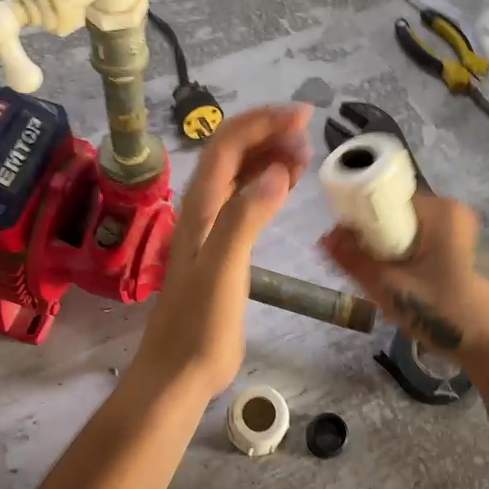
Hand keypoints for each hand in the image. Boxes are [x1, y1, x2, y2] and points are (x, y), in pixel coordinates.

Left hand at [134, 105, 312, 399]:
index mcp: (200, 207)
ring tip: (305, 155)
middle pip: (232, 154)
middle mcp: (202, 210)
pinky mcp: (222, 249)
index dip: (261, 123)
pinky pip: (245, 201)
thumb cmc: (200, 325)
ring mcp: (211, 229)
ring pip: (239, 175)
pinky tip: (286, 187)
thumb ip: (246, 218)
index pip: (227, 145)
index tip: (302, 117)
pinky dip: (267, 185)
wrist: (178, 372)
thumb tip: (277, 172)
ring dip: (269, 156)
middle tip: (309, 137)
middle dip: (268, 134)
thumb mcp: (224, 269)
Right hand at [321, 196, 488, 365]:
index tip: (346, 244)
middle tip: (362, 271)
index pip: (387, 199)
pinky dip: (406, 262)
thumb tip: (323, 237)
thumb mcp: (390, 288)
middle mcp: (453, 214)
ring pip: (408, 235)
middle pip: (396, 217)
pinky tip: (401, 289)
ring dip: (388, 255)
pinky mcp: (463, 255)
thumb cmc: (445, 312)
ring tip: (380, 283)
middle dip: (373, 241)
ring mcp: (461, 235)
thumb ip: (353, 260)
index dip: (361, 218)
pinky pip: (422, 248)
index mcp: (442, 210)